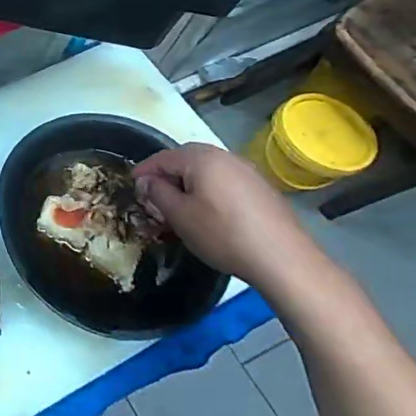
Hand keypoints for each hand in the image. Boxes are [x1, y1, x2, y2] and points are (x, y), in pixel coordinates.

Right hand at [132, 143, 322, 290]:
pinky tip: (210, 211)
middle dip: (167, 174)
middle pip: (186, 158)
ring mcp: (247, 170)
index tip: (131, 186)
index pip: (162, 157)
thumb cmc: (223, 234)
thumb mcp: (179, 216)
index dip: (144, 171)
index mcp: (201, 158)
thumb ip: (157, 193)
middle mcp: (225, 156)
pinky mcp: (262, 187)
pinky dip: (210, 189)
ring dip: (189, 181)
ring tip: (180, 205)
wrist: (283, 259)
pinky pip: (225, 179)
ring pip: (207, 169)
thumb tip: (146, 181)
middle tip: (154, 195)